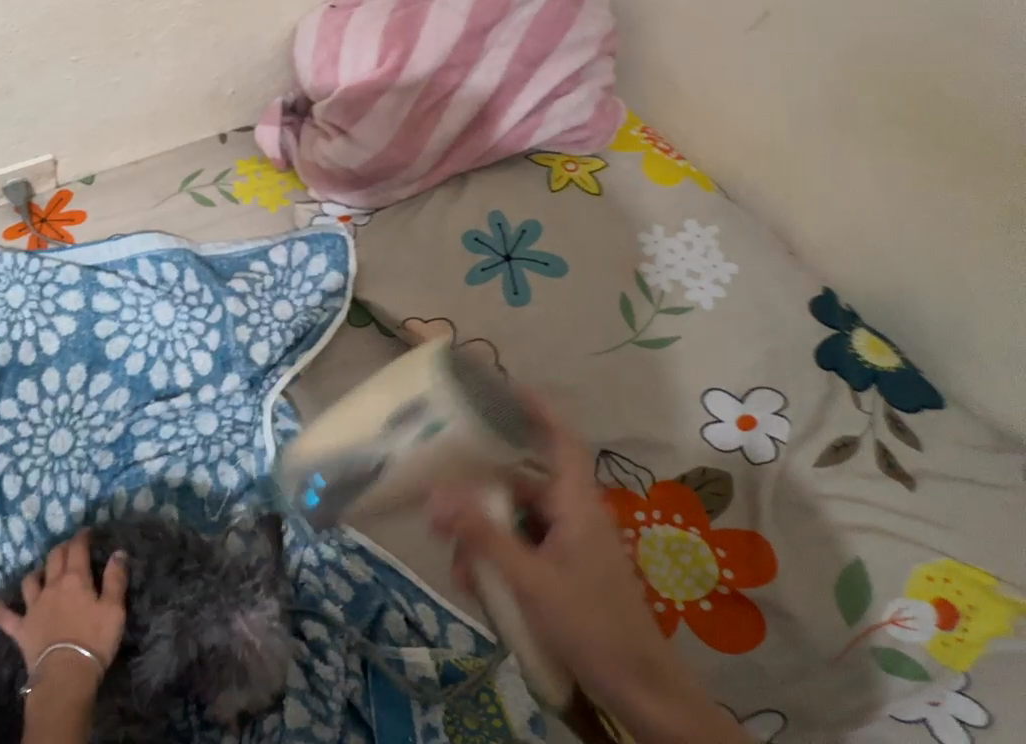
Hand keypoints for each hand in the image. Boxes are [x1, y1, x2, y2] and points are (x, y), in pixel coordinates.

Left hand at [0, 531, 128, 674]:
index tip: (87, 532)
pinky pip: (6, 617)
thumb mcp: (114, 609)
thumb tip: (118, 552)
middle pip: (54, 559)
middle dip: (62, 548)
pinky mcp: (21, 628)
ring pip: (30, 581)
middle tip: (69, 547)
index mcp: (75, 580)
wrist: (66, 671)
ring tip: (42, 572)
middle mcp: (51, 586)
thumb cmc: (94, 640)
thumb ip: (116, 579)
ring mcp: (33, 606)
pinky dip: (1, 610)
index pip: (77, 549)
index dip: (81, 537)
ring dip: (36, 573)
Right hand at [426, 390, 744, 743]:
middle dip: (476, 496)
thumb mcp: (529, 581)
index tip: (506, 385)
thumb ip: (482, 536)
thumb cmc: (593, 627)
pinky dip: (493, 562)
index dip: (537, 411)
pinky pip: (517, 550)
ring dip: (480, 538)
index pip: (560, 443)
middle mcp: (571, 518)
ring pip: (511, 522)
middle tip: (437, 505)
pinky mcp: (560, 573)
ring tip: (460, 567)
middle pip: (517, 485)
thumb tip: (434, 493)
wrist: (642, 693)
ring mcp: (567, 548)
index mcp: (576, 508)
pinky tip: (476, 587)